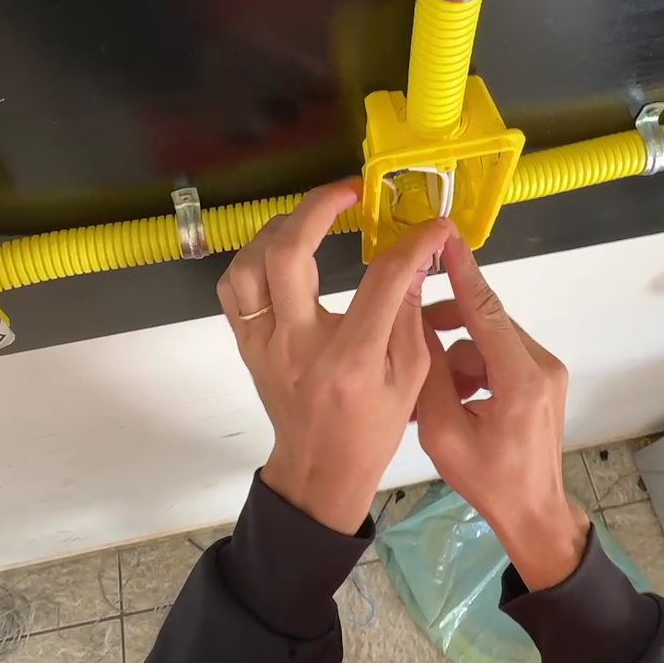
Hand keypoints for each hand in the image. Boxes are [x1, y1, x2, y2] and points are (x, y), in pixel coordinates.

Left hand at [217, 179, 456, 533]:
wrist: (319, 468)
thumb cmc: (370, 428)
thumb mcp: (410, 377)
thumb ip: (409, 313)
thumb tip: (413, 256)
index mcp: (351, 359)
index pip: (382, 279)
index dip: (411, 242)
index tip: (430, 226)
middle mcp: (299, 345)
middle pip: (290, 254)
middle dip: (319, 208)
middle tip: (347, 193)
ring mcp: (264, 344)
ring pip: (249, 264)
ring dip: (280, 230)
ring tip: (310, 220)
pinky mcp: (246, 345)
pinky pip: (233, 288)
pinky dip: (253, 258)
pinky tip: (280, 252)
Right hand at [416, 236, 588, 589]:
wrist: (535, 514)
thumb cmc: (488, 483)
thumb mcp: (442, 433)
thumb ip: (428, 375)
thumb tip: (416, 328)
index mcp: (519, 378)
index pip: (485, 309)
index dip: (462, 271)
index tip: (444, 236)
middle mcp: (540, 364)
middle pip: (484, 319)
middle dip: (445, 322)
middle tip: (409, 335)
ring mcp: (545, 370)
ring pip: (487, 338)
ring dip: (455, 353)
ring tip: (430, 389)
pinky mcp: (542, 378)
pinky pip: (497, 354)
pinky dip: (471, 366)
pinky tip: (451, 396)